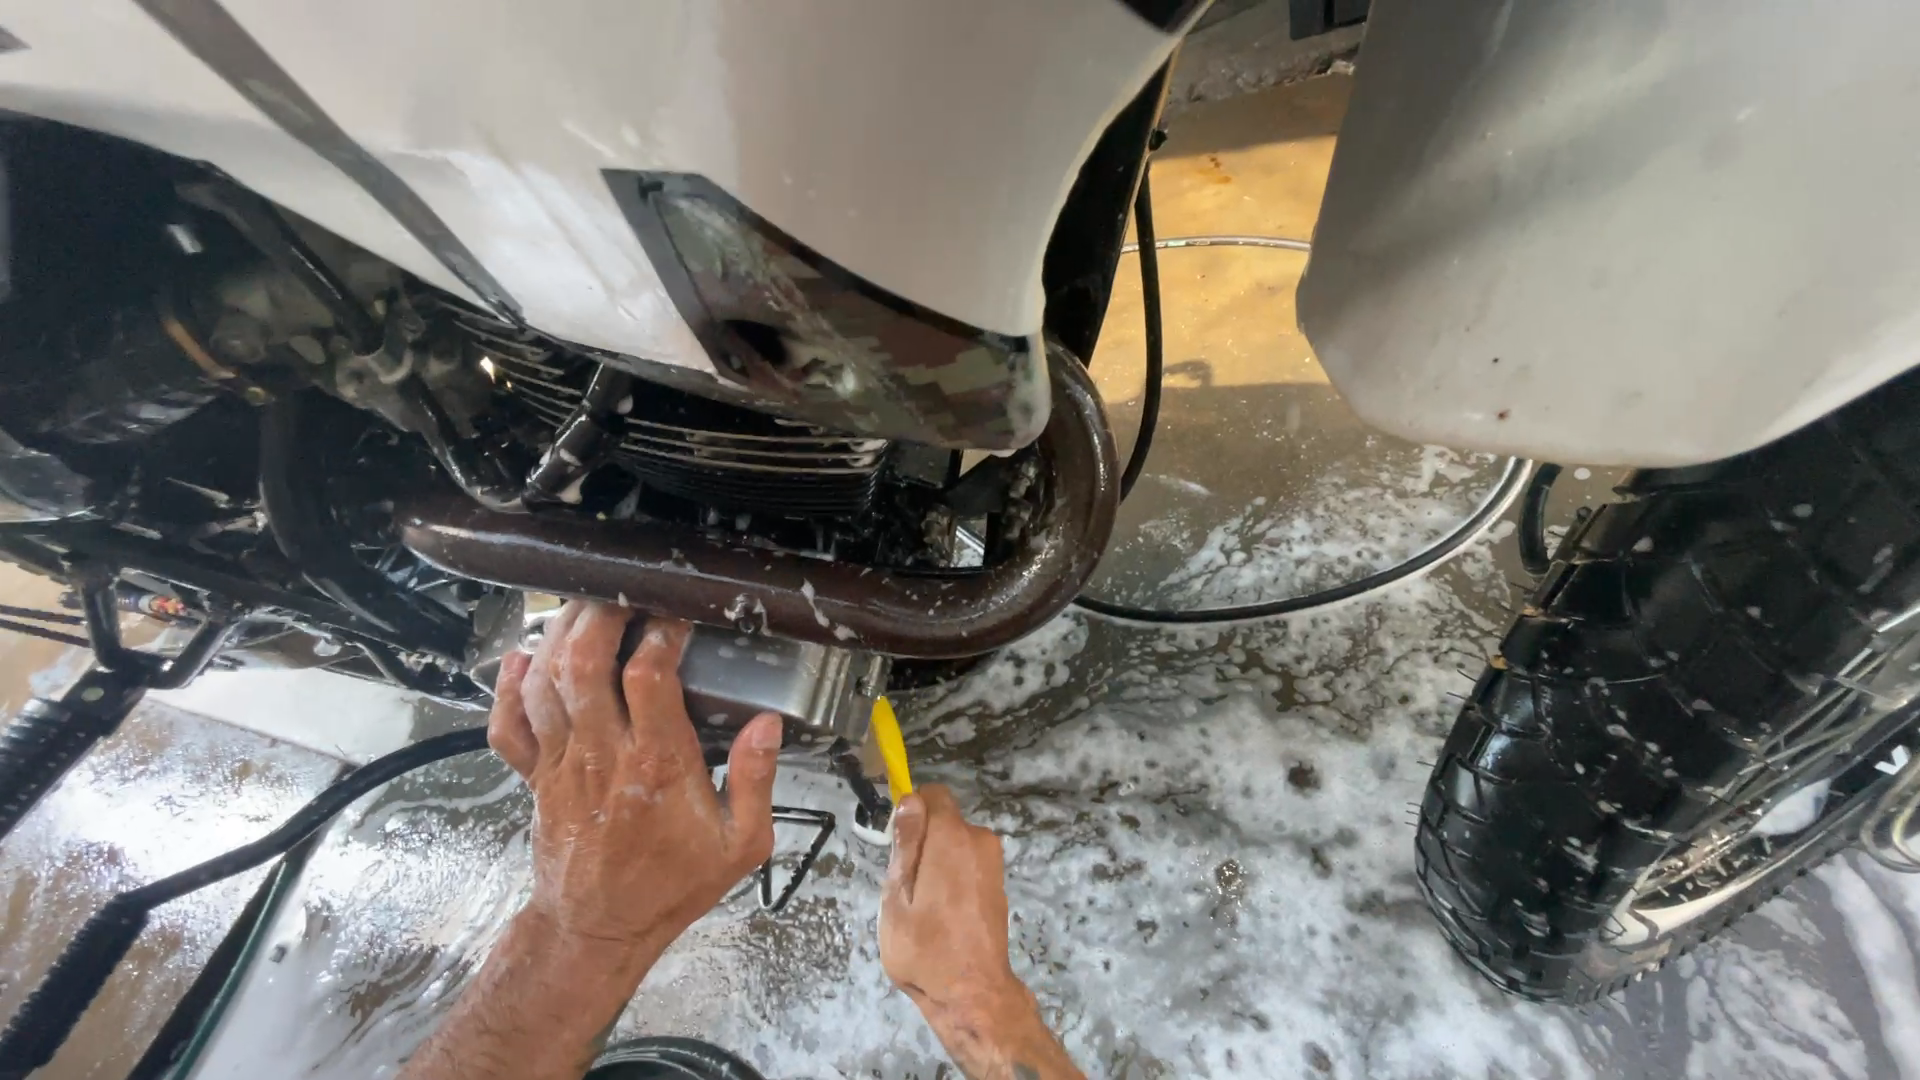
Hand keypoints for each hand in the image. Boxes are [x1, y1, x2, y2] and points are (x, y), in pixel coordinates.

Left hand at [488, 601, 782, 955]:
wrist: (598, 931)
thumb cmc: (674, 883)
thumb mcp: (741, 843)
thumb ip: (756, 780)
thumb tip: (767, 722)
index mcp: (657, 764)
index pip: (648, 677)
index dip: (660, 633)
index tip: (677, 614)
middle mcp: (603, 754)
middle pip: (584, 665)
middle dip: (599, 616)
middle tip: (621, 589)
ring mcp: (561, 764)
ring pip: (546, 684)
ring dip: (560, 635)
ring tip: (584, 604)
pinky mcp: (536, 778)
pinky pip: (509, 726)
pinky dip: (507, 687)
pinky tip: (521, 657)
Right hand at [880, 786, 1020, 1015]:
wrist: (972, 994)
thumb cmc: (925, 946)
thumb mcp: (897, 894)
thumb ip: (906, 842)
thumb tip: (910, 800)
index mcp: (953, 835)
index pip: (933, 794)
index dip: (912, 811)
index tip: (898, 844)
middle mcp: (979, 839)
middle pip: (943, 821)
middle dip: (922, 842)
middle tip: (905, 886)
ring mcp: (992, 863)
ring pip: (954, 844)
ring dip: (937, 863)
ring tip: (922, 906)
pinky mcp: (998, 884)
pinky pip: (967, 864)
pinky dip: (953, 878)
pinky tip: (943, 914)